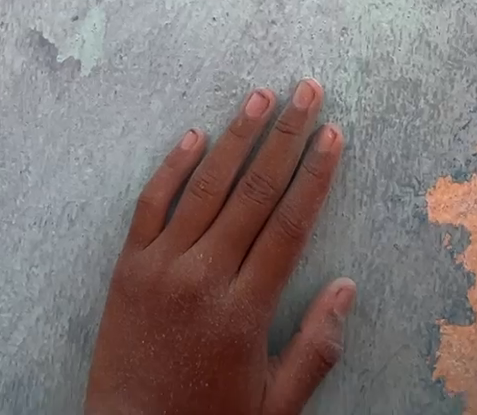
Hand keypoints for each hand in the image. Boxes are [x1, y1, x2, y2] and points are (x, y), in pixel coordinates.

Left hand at [85, 81, 351, 414]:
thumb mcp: (275, 407)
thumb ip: (315, 348)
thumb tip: (347, 287)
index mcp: (245, 311)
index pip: (290, 225)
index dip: (315, 175)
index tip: (334, 135)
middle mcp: (204, 277)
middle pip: (254, 192)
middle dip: (287, 137)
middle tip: (307, 93)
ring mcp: (162, 266)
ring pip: (206, 186)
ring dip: (236, 136)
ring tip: (261, 97)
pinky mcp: (128, 266)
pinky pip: (151, 204)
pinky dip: (173, 167)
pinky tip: (194, 134)